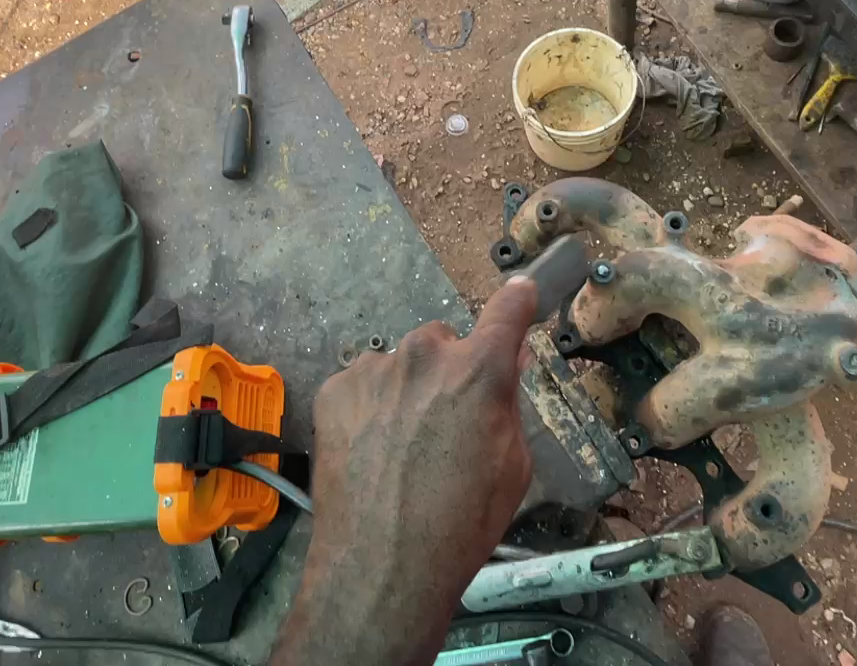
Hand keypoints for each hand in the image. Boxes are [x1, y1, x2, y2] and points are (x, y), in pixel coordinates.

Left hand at [270, 277, 537, 665]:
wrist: (380, 568)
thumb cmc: (462, 523)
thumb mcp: (512, 466)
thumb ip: (509, 403)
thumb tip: (508, 360)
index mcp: (477, 371)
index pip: (506, 313)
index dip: (518, 300)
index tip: (522, 289)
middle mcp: (424, 355)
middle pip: (443, 341)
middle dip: (449, 367)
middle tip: (444, 418)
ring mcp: (374, 368)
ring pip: (400, 363)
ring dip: (406, 386)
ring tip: (400, 444)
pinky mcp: (334, 388)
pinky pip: (363, 382)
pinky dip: (369, 404)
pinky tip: (369, 447)